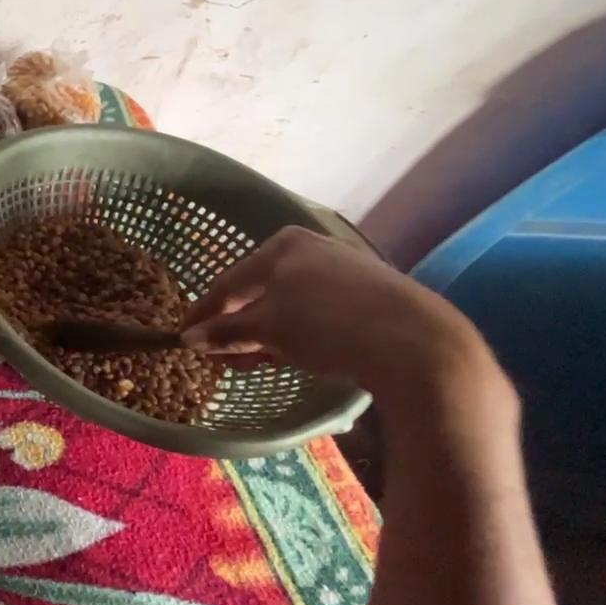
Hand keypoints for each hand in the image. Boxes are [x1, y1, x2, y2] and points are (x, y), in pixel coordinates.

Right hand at [180, 227, 504, 419]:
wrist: (421, 347)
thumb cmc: (327, 326)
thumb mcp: (266, 332)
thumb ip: (224, 333)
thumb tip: (189, 339)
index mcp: (282, 245)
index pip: (228, 282)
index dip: (203, 313)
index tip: (184, 336)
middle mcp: (315, 248)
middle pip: (260, 290)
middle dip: (237, 324)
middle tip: (220, 352)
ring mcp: (348, 270)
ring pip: (290, 302)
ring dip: (267, 332)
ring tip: (253, 359)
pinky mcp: (375, 295)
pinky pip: (320, 311)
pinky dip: (299, 331)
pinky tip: (294, 353)